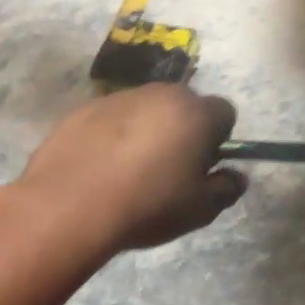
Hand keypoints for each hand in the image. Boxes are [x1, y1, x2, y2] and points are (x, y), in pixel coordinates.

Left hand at [15, 85, 247, 256]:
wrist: (68, 207)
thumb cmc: (148, 205)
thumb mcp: (201, 209)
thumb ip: (226, 189)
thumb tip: (236, 177)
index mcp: (196, 113)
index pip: (225, 113)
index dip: (219, 139)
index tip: (204, 166)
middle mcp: (161, 94)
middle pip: (184, 105)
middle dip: (183, 129)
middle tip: (170, 168)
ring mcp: (118, 98)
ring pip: (146, 109)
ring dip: (147, 130)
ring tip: (130, 170)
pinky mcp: (82, 109)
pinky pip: (111, 119)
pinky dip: (112, 135)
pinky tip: (100, 168)